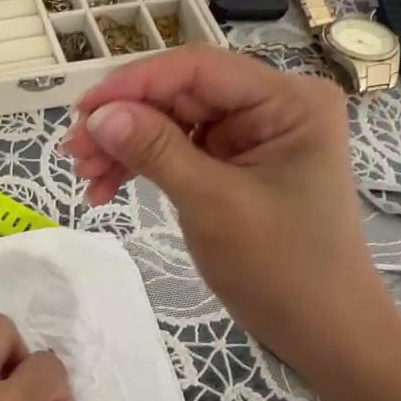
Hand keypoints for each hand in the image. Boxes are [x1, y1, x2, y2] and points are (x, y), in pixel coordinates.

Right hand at [63, 44, 383, 361]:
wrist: (325, 332)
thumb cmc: (284, 268)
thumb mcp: (214, 204)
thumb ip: (155, 151)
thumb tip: (98, 115)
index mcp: (288, 101)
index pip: (197, 68)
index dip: (133, 83)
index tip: (83, 112)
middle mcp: (271, 106)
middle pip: (178, 94)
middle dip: (123, 122)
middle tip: (75, 154)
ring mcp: (252, 135)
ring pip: (170, 121)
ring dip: (124, 146)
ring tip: (86, 180)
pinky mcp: (234, 163)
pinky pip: (176, 149)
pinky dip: (140, 167)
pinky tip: (106, 190)